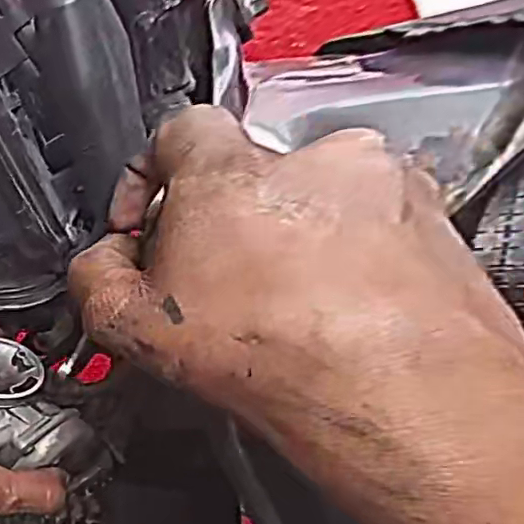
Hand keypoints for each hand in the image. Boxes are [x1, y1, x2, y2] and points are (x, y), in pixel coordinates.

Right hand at [68, 105, 523, 442]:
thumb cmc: (275, 352)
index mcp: (230, 174)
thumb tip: (102, 259)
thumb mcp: (124, 320)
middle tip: (193, 280)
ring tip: (255, 304)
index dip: (144, 175)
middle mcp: (314, 162)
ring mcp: (384, 186)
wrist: (400, 393)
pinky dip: (326, 256)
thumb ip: (91, 271)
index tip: (140, 220)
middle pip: (238, 174)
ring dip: (269, 238)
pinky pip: (356, 223)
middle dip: (207, 221)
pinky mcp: (432, 220)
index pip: (177, 130)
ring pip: (298, 199)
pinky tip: (307, 310)